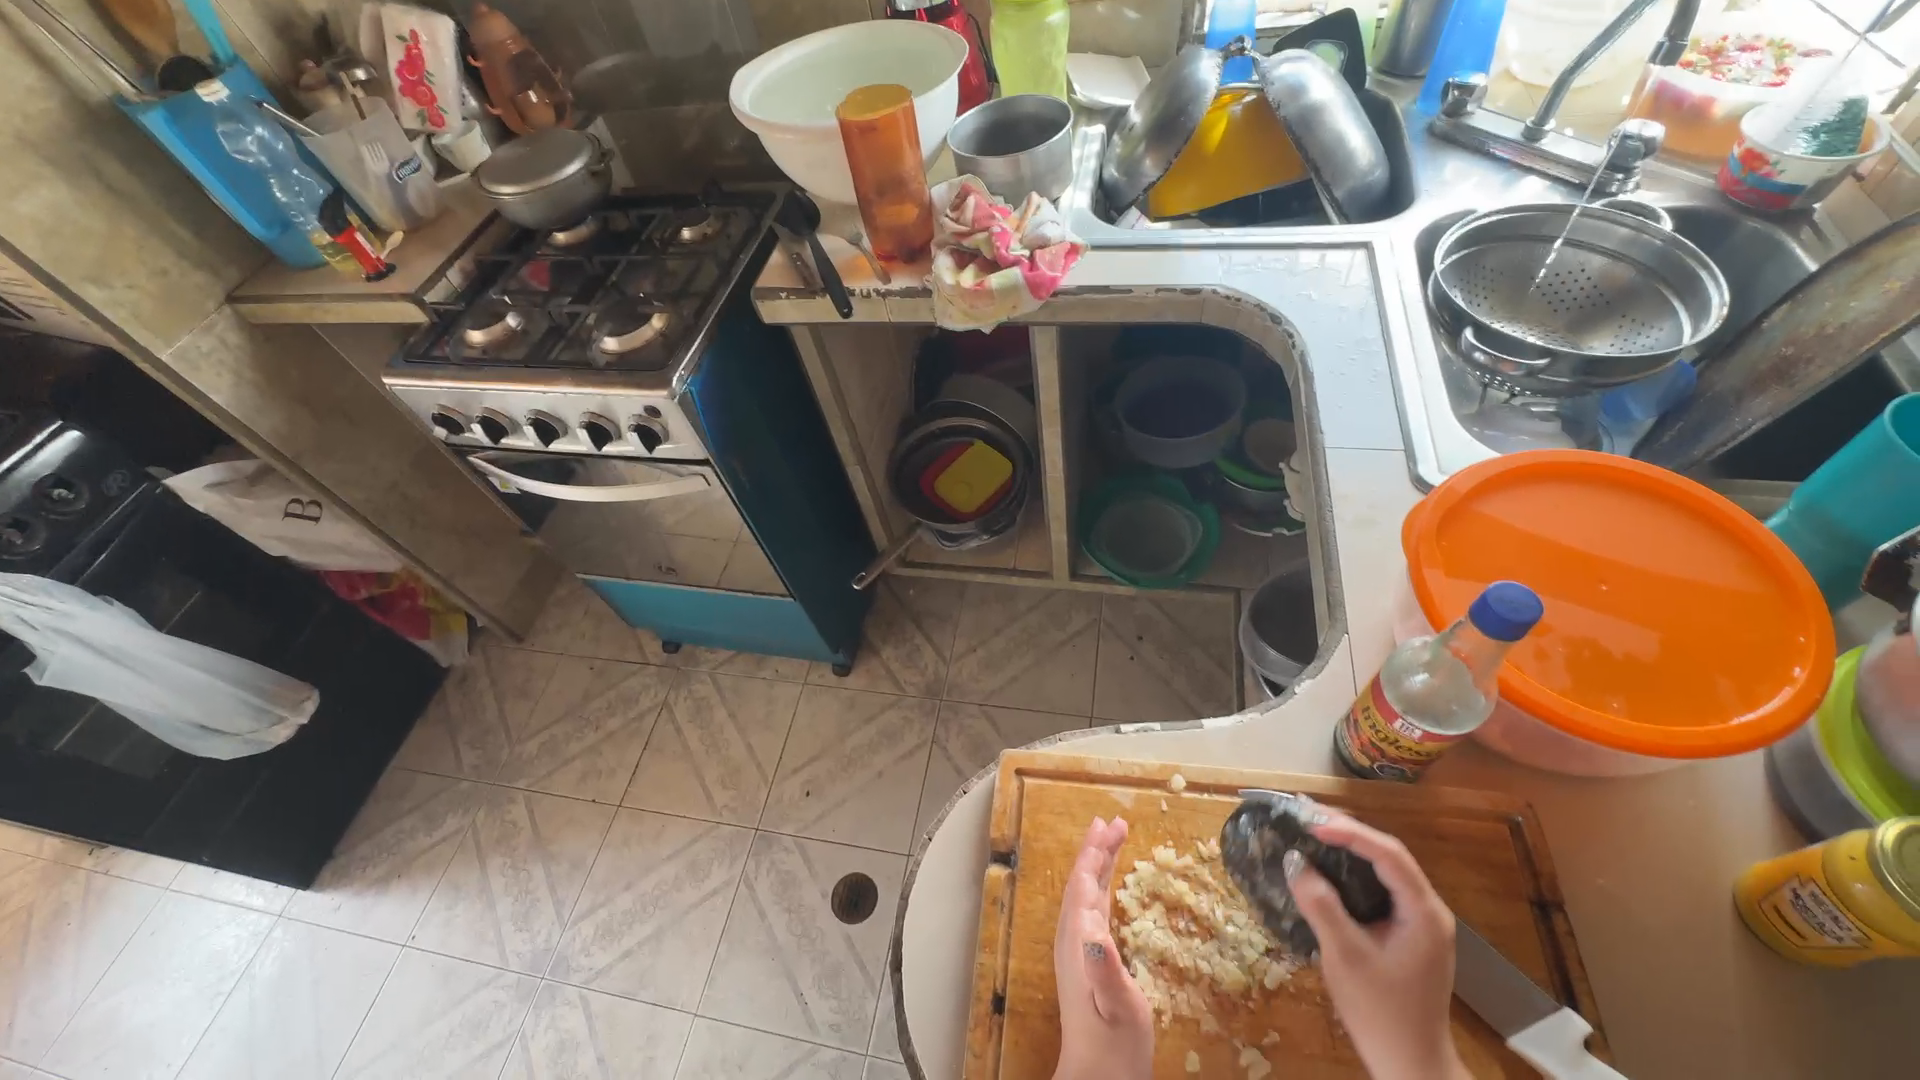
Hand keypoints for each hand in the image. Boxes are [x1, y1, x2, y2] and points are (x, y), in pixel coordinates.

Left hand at [1052, 816, 1152, 1079]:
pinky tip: (1107, 889)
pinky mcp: (1086, 961)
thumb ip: (1106, 969)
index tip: (1111, 823)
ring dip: (1097, 864)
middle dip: (1096, 849)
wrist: (1100, 1077)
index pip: (1084, 882)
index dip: (1096, 851)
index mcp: (1080, 940)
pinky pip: (1090, 909)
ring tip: (1111, 840)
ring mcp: (1078, 950)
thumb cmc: (1114, 1043)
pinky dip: (1099, 887)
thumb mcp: (1120, 1005)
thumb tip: (1097, 934)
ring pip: (1085, 894)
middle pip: (1082, 881)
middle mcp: (1074, 939)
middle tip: (1114, 821)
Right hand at [1286, 814, 1468, 1079]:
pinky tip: (1326, 868)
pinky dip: (1352, 873)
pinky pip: (1379, 889)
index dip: (1350, 832)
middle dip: (1347, 832)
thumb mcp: (1345, 956)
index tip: (1311, 823)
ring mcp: (1420, 922)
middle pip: (1389, 856)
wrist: (1410, 1065)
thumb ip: (1321, 905)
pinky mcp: (1407, 933)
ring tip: (1310, 829)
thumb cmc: (1380, 1012)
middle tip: (1304, 815)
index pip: (1389, 855)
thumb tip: (1294, 861)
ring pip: (1384, 870)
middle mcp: (1428, 910)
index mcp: (1424, 913)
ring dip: (1348, 848)